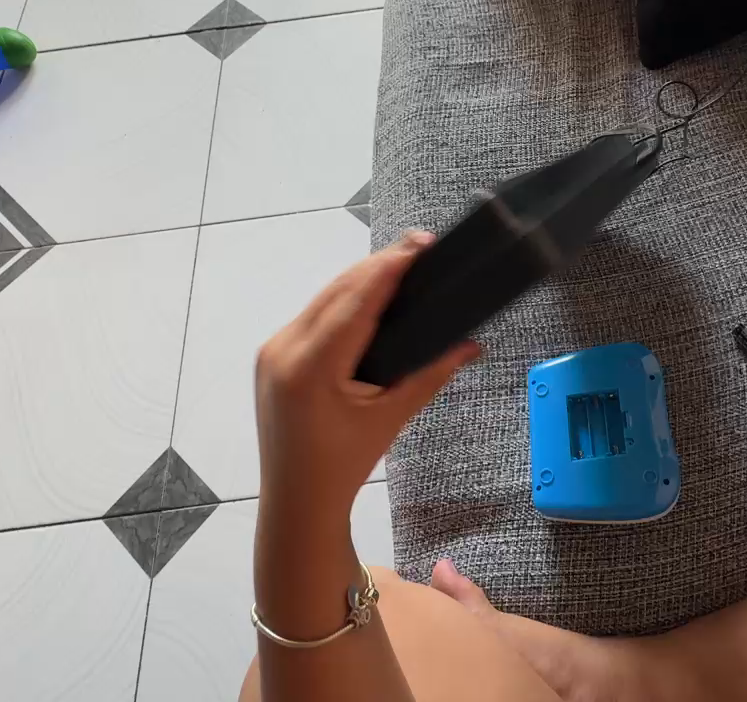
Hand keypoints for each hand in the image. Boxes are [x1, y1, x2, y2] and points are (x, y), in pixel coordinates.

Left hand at [254, 231, 478, 524]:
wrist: (296, 503)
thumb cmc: (346, 464)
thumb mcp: (391, 416)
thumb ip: (432, 373)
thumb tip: (474, 343)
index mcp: (311, 367)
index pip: (356, 300)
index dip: (388, 267)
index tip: (419, 243)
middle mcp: (283, 349)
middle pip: (338, 291)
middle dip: (379, 265)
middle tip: (419, 246)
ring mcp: (272, 350)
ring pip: (324, 298)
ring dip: (361, 279)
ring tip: (401, 263)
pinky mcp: (272, 355)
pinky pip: (313, 315)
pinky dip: (343, 299)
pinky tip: (369, 293)